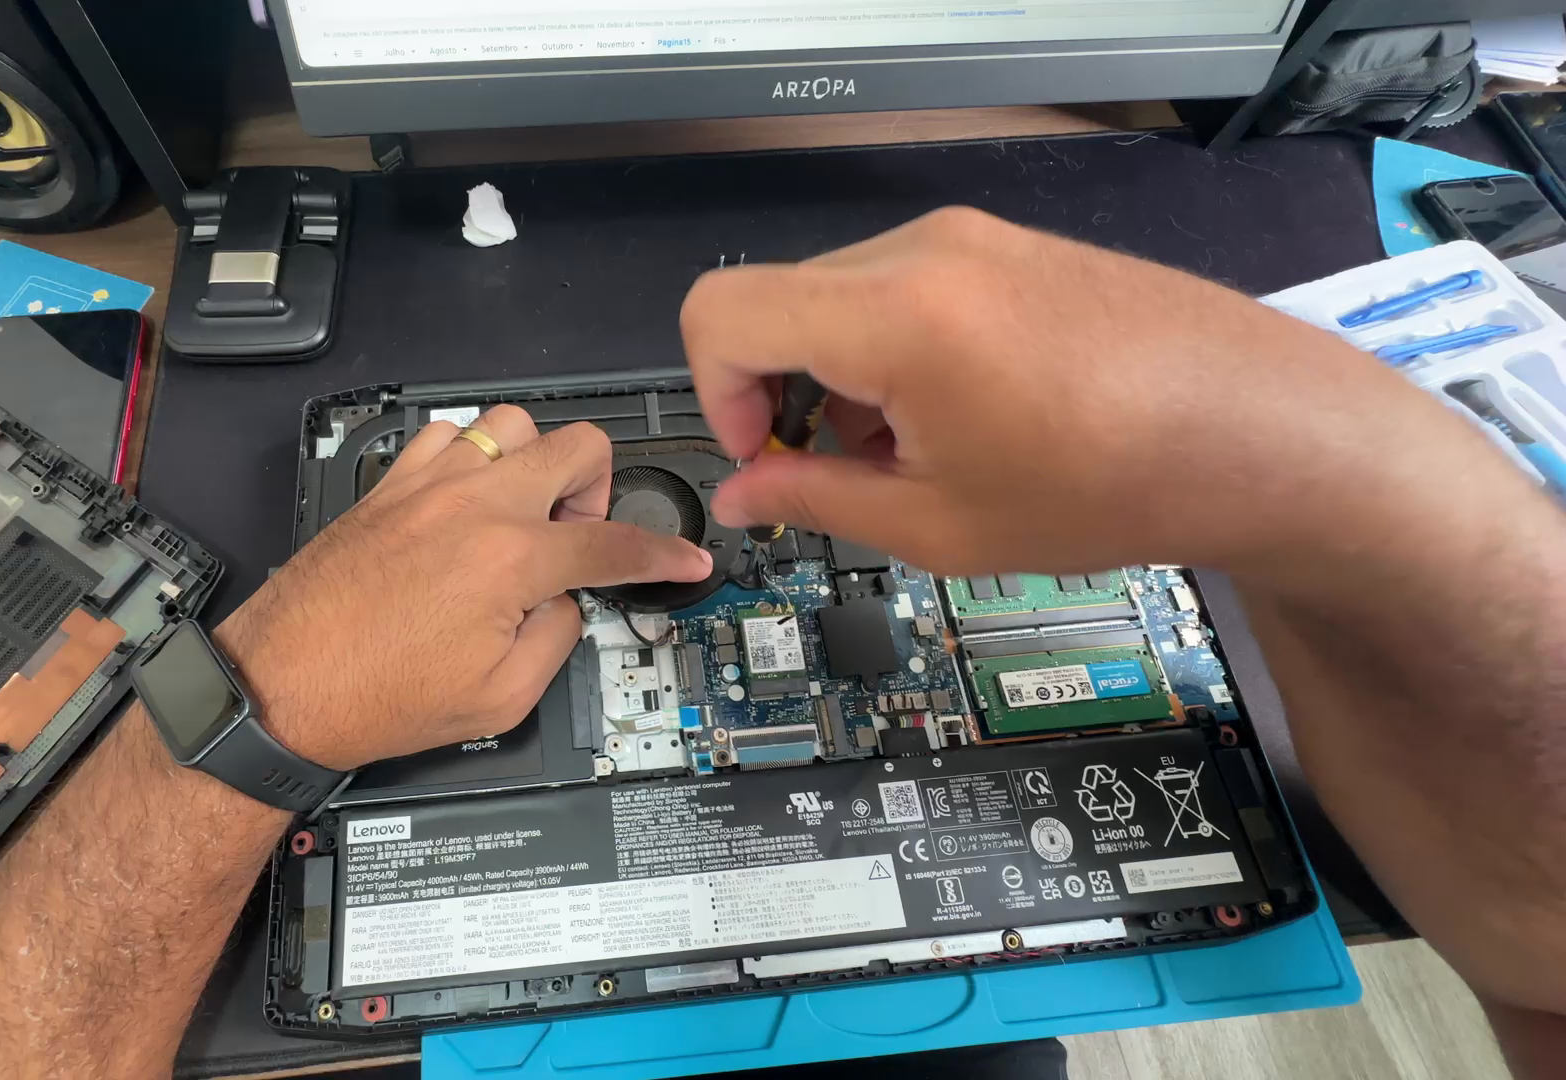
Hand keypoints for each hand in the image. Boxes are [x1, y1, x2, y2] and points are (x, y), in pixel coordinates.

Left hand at [217, 406, 712, 770]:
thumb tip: (569, 598)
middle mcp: (474, 506)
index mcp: (510, 562)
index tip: (683, 556)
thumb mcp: (501, 697)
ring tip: (526, 508)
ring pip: (514, 422)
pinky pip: (448, 433)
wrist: (285, 686)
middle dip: (601, 488)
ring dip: (538, 460)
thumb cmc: (379, 695)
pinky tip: (470, 497)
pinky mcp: (391, 485)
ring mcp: (429, 485)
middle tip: (578, 533)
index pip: (615, 543)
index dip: (664, 552)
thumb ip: (559, 635)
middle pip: (578, 447)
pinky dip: (475, 456)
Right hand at [680, 207, 1522, 578]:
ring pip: (820, 297)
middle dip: (767, 392)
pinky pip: (883, 288)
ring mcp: (963, 238)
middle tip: (822, 465)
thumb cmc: (1106, 492)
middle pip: (765, 304)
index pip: (720, 315)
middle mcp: (920, 251)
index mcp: (896, 317)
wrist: (1272, 435)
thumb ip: (810, 499)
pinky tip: (932, 410)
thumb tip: (736, 498)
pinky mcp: (994, 246)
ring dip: (821, 375)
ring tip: (890, 447)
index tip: (762, 456)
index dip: (716, 396)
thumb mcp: (933, 523)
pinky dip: (870, 351)